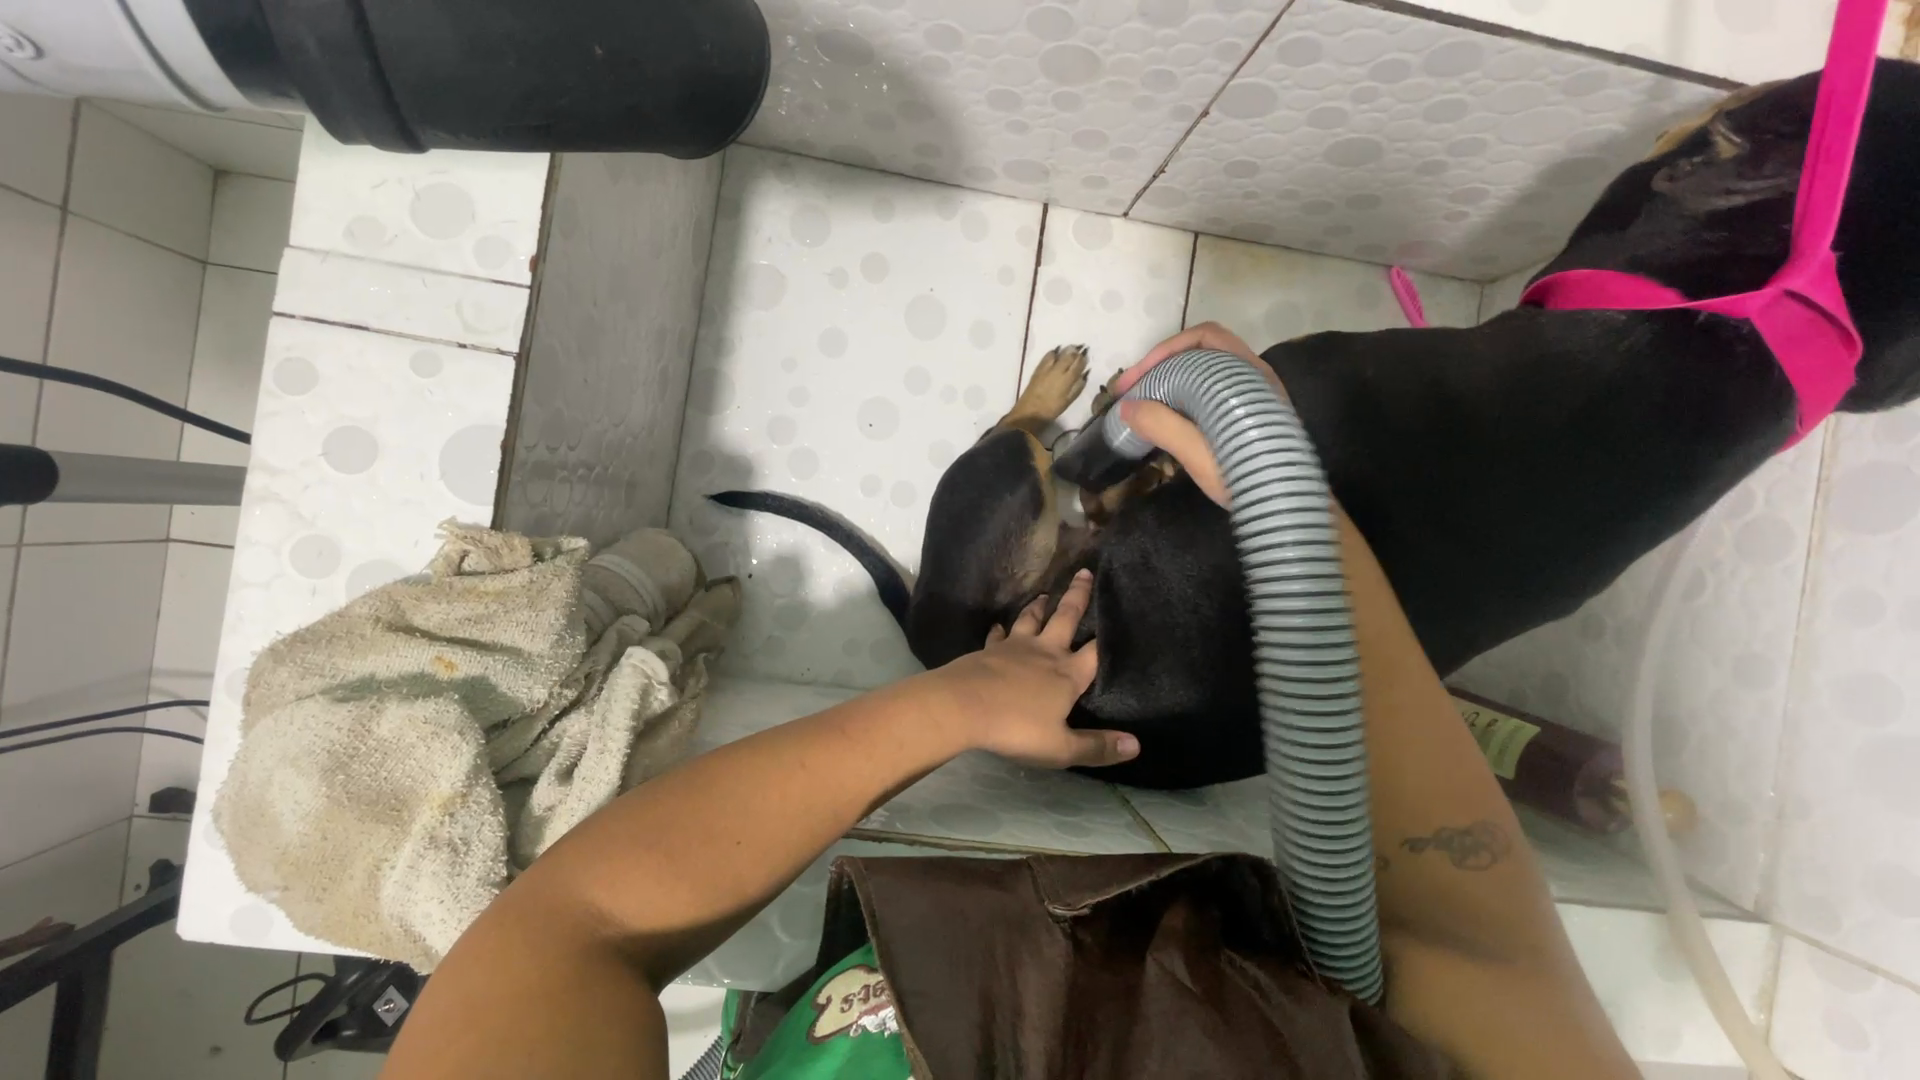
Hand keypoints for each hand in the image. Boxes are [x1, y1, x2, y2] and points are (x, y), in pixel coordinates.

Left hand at [925, 569, 1138, 768]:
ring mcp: (1014, 648)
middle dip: (1077, 596)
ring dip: (1039, 606)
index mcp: (1067, 674)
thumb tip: (1136, 746)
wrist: (962, 706)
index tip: (1118, 613)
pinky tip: (999, 626)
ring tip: (1045, 594)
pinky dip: (1000, 630)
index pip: (1095, 652)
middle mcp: (1045, 653)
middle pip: (1065, 618)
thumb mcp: (1060, 747)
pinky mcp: (989, 651)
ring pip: (1030, 619)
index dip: (1108, 636)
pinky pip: (998, 636)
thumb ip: (1096, 747)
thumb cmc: (1016, 727)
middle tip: (1084, 573)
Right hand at [1111, 322, 1288, 507]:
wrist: (1285, 506)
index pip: (1200, 340)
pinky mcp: (1250, 412)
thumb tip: (1127, 407)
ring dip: (1174, 376)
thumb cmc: (1245, 476)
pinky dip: (1186, 390)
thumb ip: (1161, 425)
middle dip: (1163, 362)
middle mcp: (1254, 374)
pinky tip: (1171, 413)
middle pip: (1202, 348)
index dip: (1160, 354)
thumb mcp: (1198, 453)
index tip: (1131, 383)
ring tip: (1147, 399)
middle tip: (1134, 388)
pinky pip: (1214, 386)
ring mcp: (1255, 392)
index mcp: (1246, 375)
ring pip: (1208, 367)